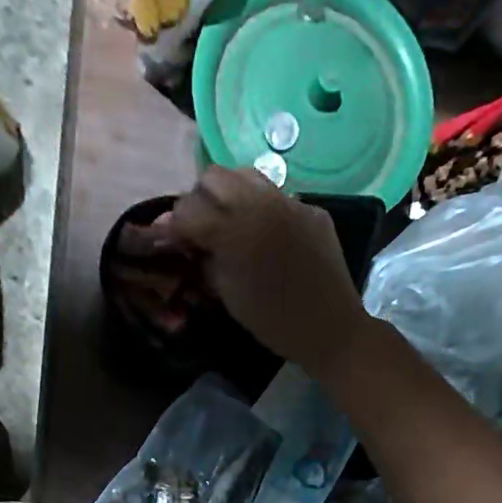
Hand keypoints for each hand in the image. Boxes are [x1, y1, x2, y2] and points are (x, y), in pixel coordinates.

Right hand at [164, 166, 368, 366]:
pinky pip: (276, 194)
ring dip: (230, 194)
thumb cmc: (272, 321)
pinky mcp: (310, 208)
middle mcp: (260, 204)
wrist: (329, 328)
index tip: (172, 241)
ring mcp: (289, 202)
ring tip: (230, 222)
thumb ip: (203, 261)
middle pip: (213, 177)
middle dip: (200, 200)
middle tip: (201, 228)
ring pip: (246, 174)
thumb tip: (184, 242)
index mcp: (234, 231)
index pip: (187, 208)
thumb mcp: (226, 294)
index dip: (173, 225)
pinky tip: (264, 233)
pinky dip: (260, 207)